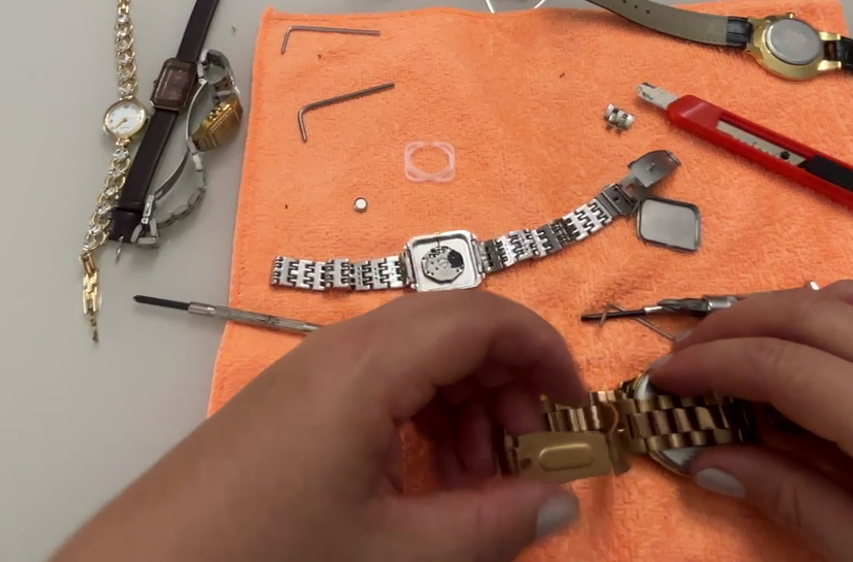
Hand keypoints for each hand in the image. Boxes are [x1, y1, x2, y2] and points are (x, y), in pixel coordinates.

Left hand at [52, 291, 586, 561]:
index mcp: (373, 361)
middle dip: (507, 385)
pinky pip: (383, 381)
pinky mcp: (301, 393)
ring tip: (474, 488)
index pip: (482, 315)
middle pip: (453, 328)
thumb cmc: (275, 555)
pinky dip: (422, 419)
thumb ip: (490, 527)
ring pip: (420, 356)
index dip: (543, 352)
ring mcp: (318, 364)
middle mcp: (347, 344)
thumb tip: (562, 501)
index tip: (577, 413)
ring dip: (464, 408)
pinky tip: (425, 484)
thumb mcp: (395, 554)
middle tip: (524, 464)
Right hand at [650, 281, 852, 561]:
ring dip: (779, 309)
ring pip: (848, 298)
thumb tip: (707, 458)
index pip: (783, 365)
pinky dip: (829, 314)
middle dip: (730, 323)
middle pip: (808, 311)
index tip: (659, 380)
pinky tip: (816, 355)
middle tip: (680, 356)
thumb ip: (802, 507)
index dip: (709, 364)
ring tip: (737, 345)